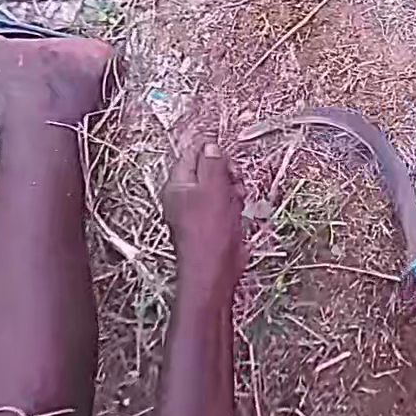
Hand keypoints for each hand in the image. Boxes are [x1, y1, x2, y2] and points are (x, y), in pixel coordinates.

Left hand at [161, 133, 245, 307]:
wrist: (214, 269)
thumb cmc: (210, 231)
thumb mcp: (213, 189)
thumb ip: (212, 164)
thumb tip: (210, 145)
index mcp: (177, 185)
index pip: (192, 154)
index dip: (211, 152)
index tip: (227, 158)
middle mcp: (184, 196)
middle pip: (207, 169)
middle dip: (226, 172)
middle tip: (234, 181)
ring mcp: (197, 210)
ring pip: (219, 186)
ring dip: (233, 189)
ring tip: (237, 200)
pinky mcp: (211, 222)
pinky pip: (224, 203)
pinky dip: (233, 204)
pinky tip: (238, 211)